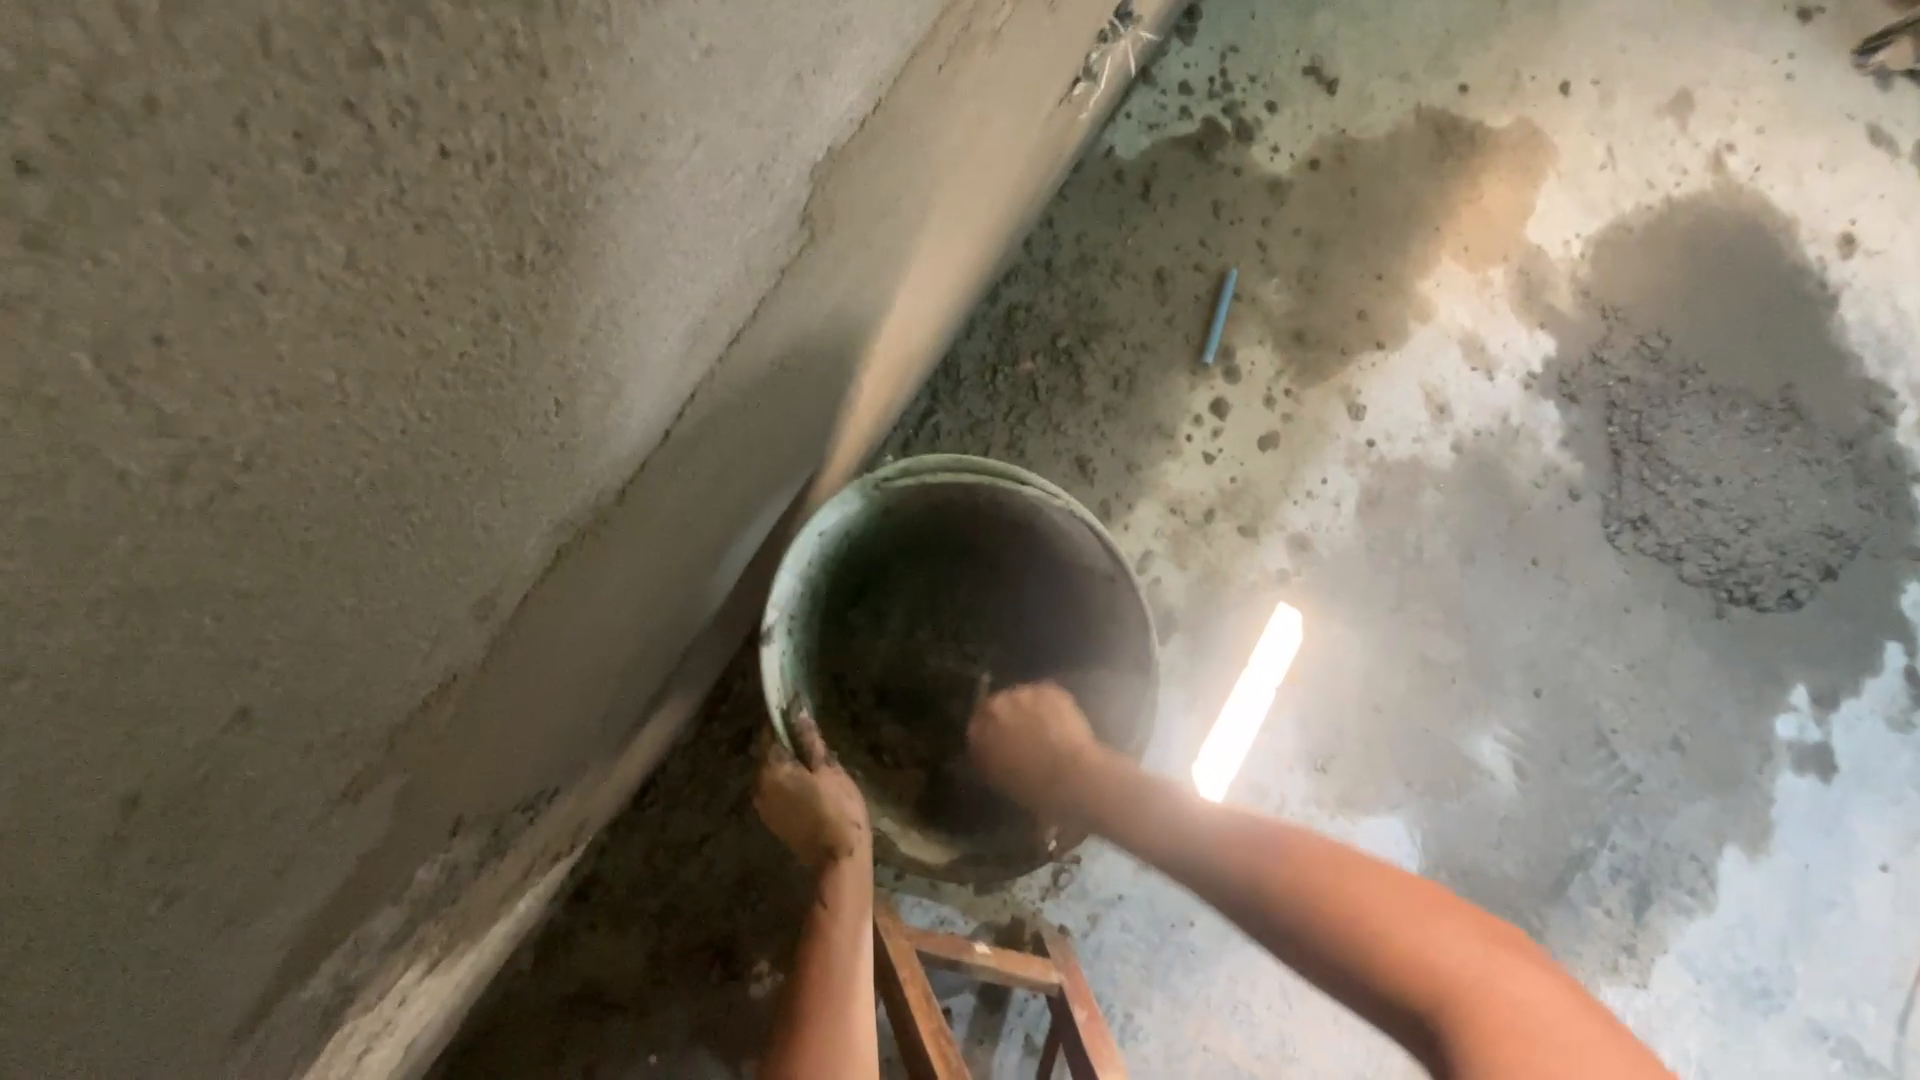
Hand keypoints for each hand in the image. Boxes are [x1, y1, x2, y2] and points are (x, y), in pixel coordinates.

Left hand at [756, 711, 870, 867]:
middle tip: (811, 736)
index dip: (782, 719)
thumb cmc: (837, 808)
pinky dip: (787, 780)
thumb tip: (799, 714)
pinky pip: (775, 789)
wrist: (837, 857)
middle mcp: (758, 785)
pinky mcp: (772, 819)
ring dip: (787, 763)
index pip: (770, 733)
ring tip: (812, 758)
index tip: (796, 709)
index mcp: (770, 769)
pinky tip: (808, 780)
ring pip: (772, 773)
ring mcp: (763, 805)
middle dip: (786, 742)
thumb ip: (810, 741)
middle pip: (768, 754)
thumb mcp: (828, 769)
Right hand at [967, 681, 1106, 818]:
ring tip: (1044, 728)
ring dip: (1029, 709)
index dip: (990, 732)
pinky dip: (1050, 706)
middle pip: (998, 705)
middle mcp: (996, 704)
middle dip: (1008, 717)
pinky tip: (1059, 723)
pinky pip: (1045, 695)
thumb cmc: (1030, 786)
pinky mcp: (1049, 689)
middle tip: (1023, 734)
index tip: (999, 741)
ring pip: (1023, 698)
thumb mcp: (995, 778)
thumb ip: (984, 758)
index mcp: (978, 728)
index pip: (977, 724)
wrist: (1068, 776)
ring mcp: (1024, 692)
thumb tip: (986, 751)